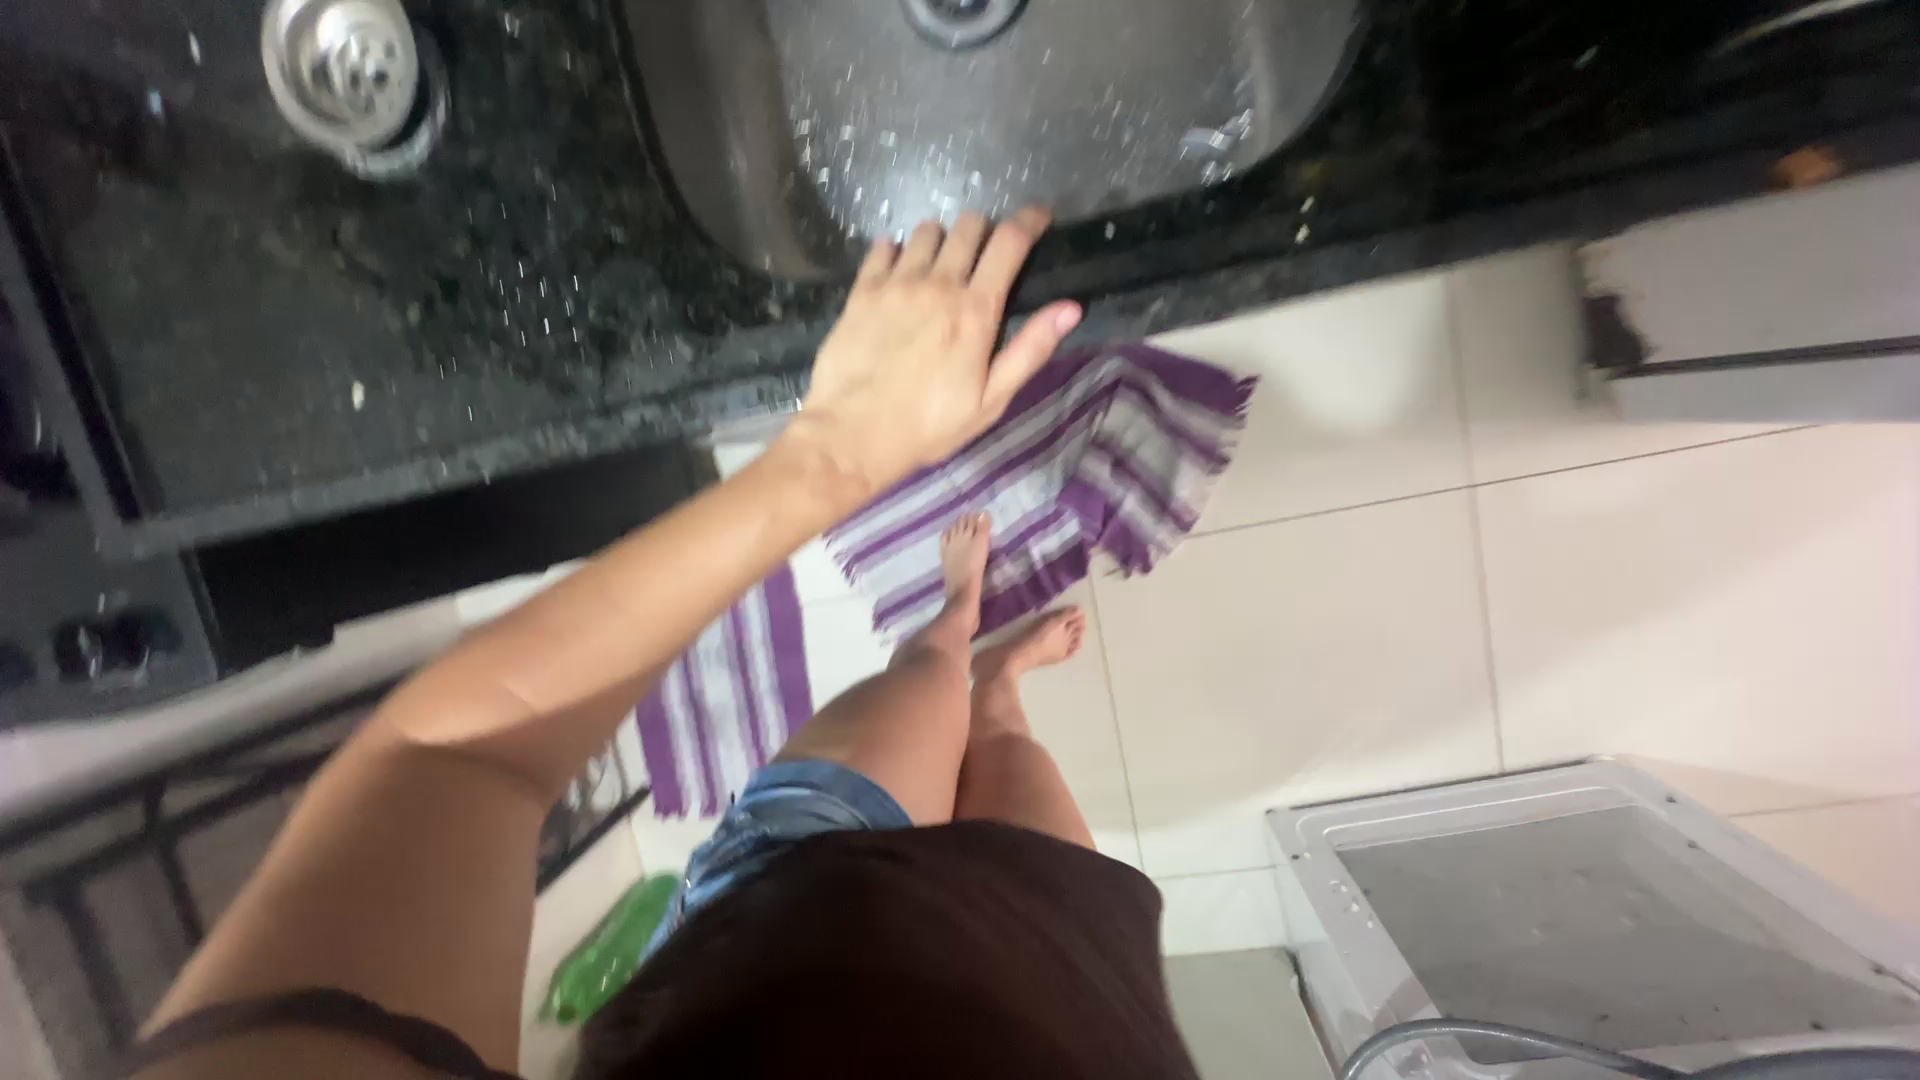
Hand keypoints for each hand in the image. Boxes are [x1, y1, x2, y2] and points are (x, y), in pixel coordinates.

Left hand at [789, 207, 1082, 495]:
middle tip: (985, 255)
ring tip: (941, 265)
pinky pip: (883, 248)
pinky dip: (898, 251)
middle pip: (968, 227)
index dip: (1029, 222)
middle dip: (984, 231)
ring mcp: (895, 284)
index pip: (1009, 243)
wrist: (852, 435)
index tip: (1038, 217)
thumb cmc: (928, 427)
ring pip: (926, 232)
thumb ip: (1030, 351)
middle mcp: (937, 284)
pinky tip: (899, 272)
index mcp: (975, 311)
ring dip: (942, 240)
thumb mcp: (990, 401)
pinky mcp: (861, 292)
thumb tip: (1070, 308)